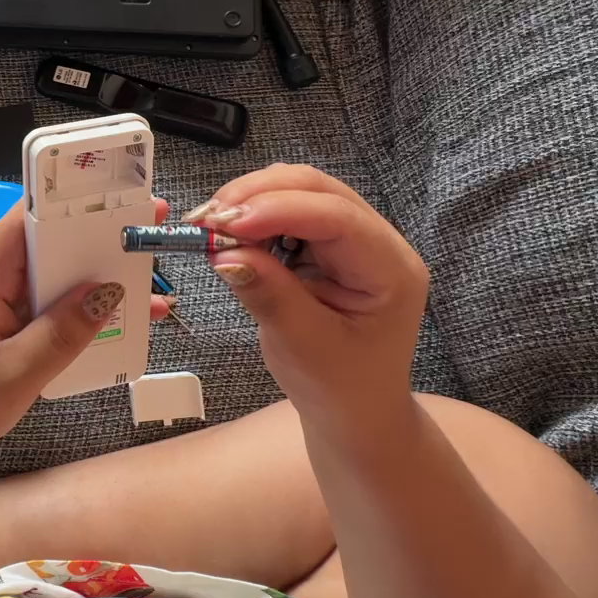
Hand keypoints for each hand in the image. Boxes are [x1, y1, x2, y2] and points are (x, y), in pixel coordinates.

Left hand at [0, 198, 173, 466]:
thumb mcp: (19, 371)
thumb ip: (63, 332)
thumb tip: (109, 290)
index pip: (22, 220)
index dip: (63, 200)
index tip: (110, 192)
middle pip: (47, 242)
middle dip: (95, 234)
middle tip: (147, 224)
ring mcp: (4, 301)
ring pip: (56, 274)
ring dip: (97, 273)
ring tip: (151, 270)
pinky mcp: (12, 322)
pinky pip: (54, 303)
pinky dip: (86, 306)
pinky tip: (128, 316)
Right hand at [185, 164, 429, 432]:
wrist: (353, 410)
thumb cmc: (336, 385)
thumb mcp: (301, 345)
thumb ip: (268, 293)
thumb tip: (223, 252)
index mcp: (390, 269)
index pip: (335, 216)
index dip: (277, 210)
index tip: (224, 224)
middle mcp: (377, 241)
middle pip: (316, 188)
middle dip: (257, 195)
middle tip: (207, 218)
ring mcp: (351, 237)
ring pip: (298, 189)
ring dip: (249, 199)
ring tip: (211, 225)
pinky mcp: (324, 241)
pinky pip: (286, 206)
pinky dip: (252, 212)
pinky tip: (229, 231)